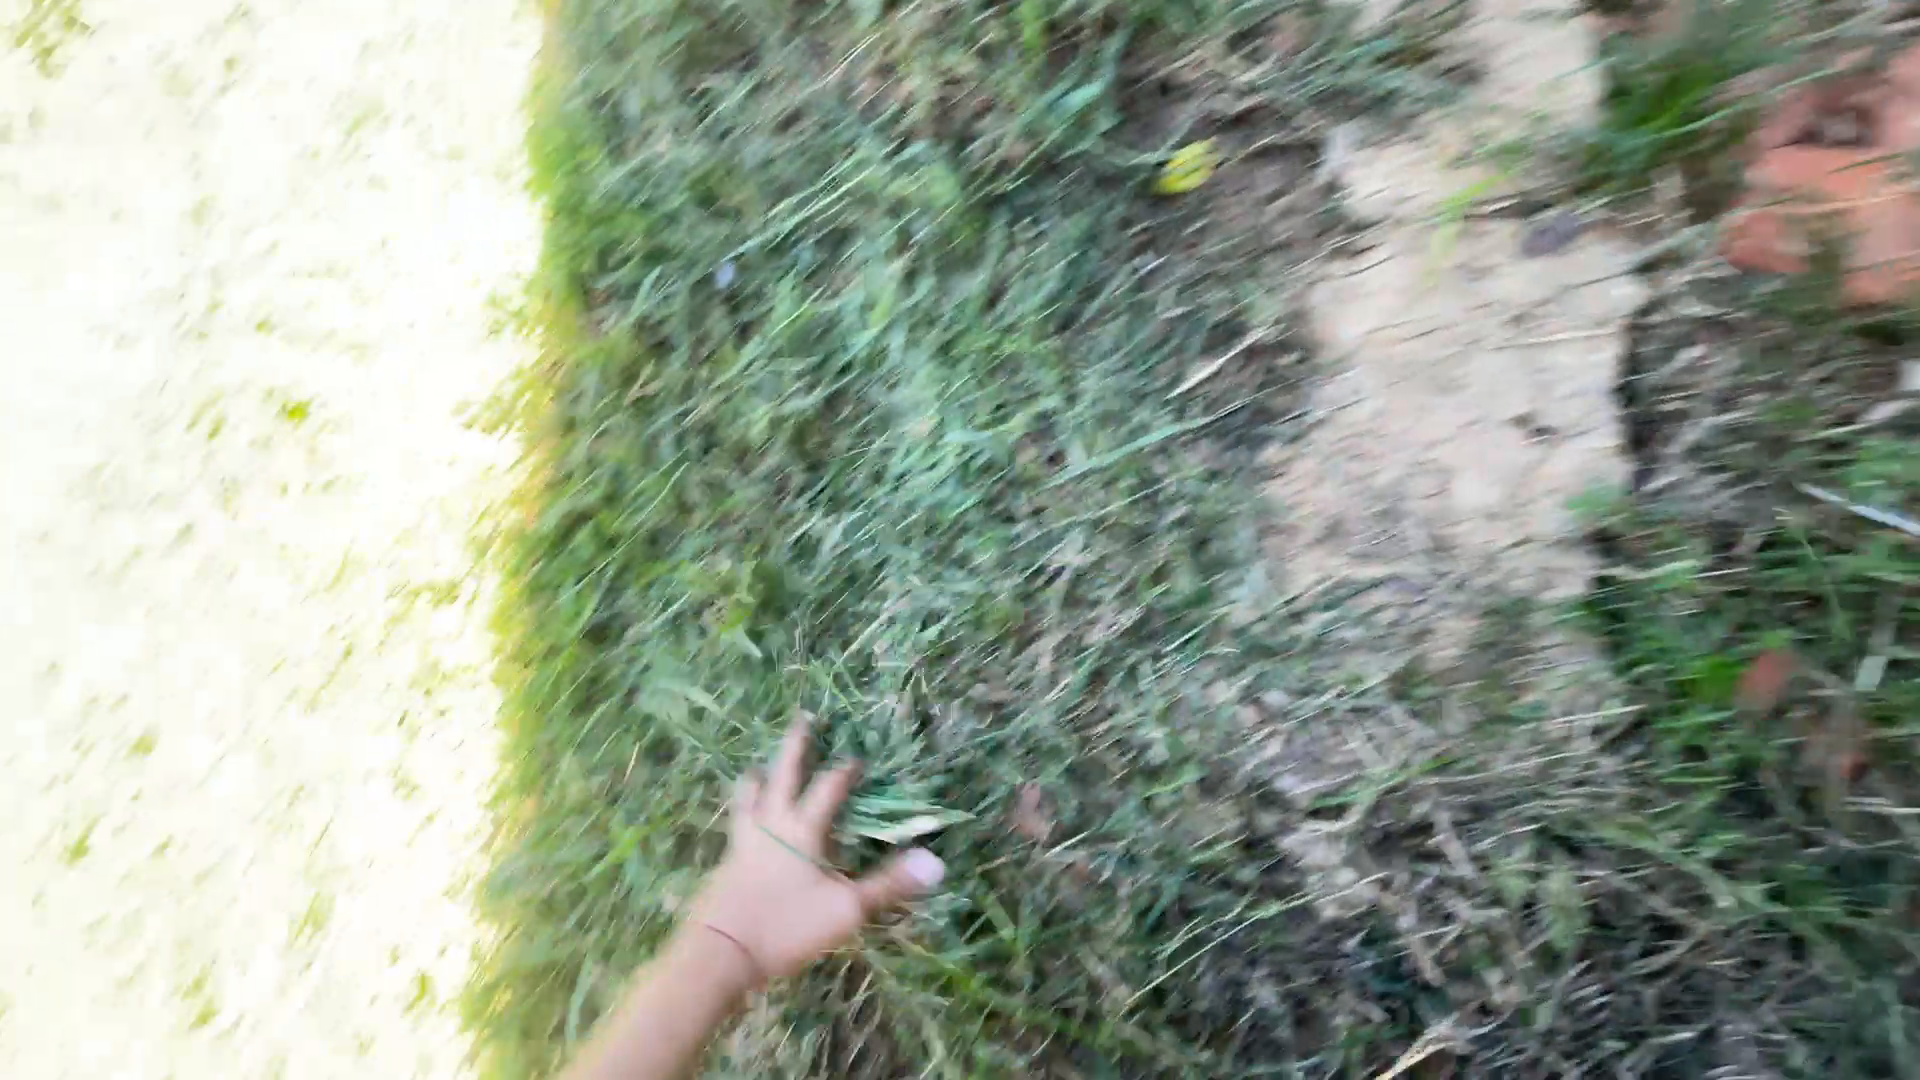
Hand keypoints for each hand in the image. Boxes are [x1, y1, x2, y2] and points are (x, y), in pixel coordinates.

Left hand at [688, 717, 944, 981]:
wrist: (718, 954)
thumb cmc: (787, 925)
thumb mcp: (846, 908)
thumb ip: (889, 884)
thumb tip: (935, 863)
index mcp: (803, 827)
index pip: (829, 786)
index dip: (845, 769)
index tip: (857, 758)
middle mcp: (771, 823)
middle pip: (783, 773)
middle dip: (796, 745)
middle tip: (803, 717)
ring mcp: (743, 841)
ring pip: (749, 796)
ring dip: (758, 777)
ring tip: (757, 766)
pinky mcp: (724, 863)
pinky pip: (736, 824)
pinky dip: (743, 811)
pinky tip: (743, 821)